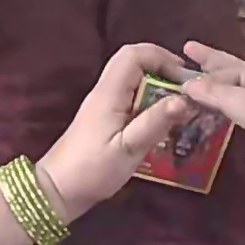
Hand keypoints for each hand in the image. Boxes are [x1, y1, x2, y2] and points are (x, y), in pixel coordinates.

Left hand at [38, 43, 197, 219]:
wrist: (58, 190)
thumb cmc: (92, 169)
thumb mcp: (128, 148)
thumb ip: (156, 122)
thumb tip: (185, 99)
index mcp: (109, 92)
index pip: (134, 54)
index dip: (162, 58)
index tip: (185, 79)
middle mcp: (105, 91)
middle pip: (133, 61)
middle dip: (163, 68)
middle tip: (186, 89)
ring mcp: (103, 103)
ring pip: (132, 78)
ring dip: (157, 84)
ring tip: (180, 103)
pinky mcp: (104, 116)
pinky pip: (130, 95)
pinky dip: (149, 99)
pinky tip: (163, 119)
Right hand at [178, 41, 244, 227]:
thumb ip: (230, 99)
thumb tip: (191, 84)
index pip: (244, 70)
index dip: (218, 66)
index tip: (189, 64)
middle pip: (237, 80)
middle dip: (211, 68)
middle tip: (184, 52)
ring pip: (229, 103)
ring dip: (207, 94)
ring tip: (180, 82)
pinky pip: (226, 126)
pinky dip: (209, 117)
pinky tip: (191, 110)